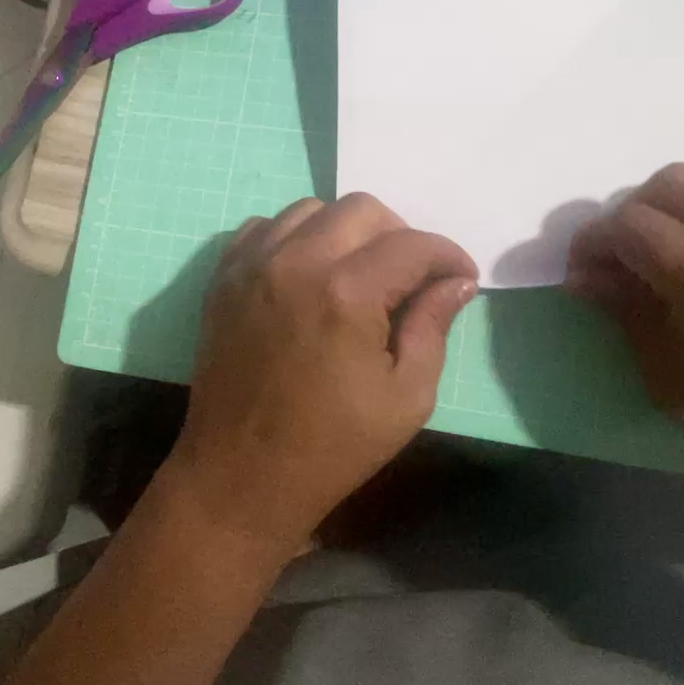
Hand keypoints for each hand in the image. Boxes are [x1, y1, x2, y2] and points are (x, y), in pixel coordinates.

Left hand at [164, 194, 478, 553]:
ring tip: (356, 274)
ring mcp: (252, 265)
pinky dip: (294, 238)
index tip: (460, 276)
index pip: (412, 244)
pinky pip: (265, 228)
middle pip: (362, 209)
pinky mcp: (223, 277)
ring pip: (310, 209)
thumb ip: (433, 326)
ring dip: (344, 232)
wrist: (241, 475)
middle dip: (398, 235)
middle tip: (408, 278)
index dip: (448, 255)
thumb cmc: (333, 446)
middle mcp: (295, 261)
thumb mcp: (406, 397)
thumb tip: (456, 281)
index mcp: (345, 293)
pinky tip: (307, 275)